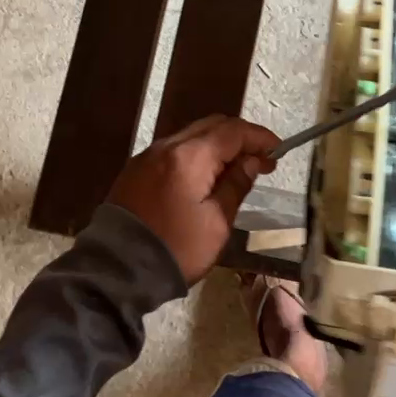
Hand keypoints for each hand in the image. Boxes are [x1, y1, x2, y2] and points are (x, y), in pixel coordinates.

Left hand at [107, 115, 280, 282]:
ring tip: (236, 170)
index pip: (232, 131)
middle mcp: (167, 146)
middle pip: (211, 126)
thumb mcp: (216, 223)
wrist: (116, 271)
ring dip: (217, 146)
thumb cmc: (175, 249)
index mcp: (190, 156)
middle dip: (240, 138)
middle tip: (260, 161)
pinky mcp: (136, 170)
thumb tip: (251, 161)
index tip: (278, 151)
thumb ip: (235, 186)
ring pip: (192, 136)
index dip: (259, 137)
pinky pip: (174, 151)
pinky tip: (205, 177)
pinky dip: (196, 155)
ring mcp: (148, 156)